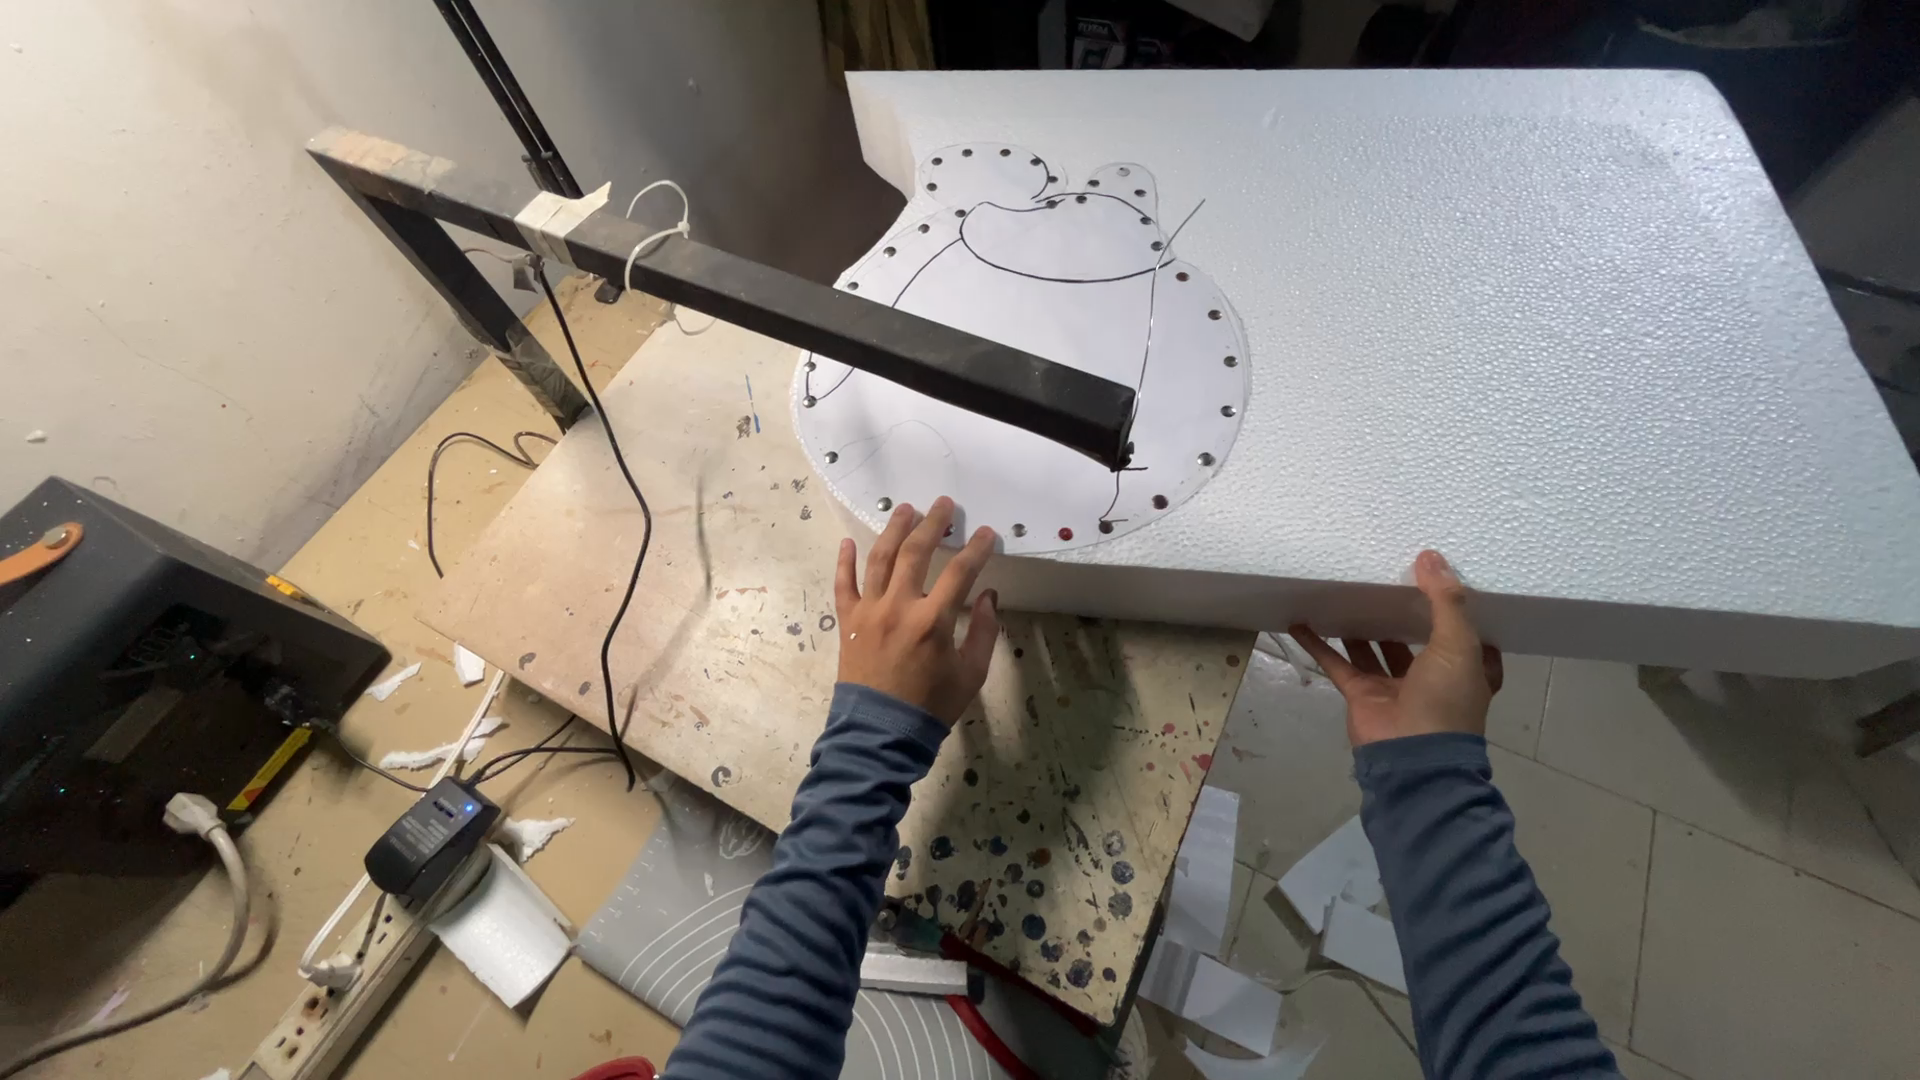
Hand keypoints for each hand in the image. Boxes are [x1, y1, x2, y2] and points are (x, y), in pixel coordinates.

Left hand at [835, 497, 998, 725]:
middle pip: (915, 553)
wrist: (880, 733)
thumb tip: (990, 596)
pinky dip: (844, 562)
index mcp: (933, 621)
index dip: (976, 549)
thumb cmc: (931, 706)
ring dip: (892, 530)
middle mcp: (899, 607)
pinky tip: (847, 542)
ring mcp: (869, 611)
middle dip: (932, 524)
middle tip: (943, 504)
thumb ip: (985, 632)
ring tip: (905, 509)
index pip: (960, 572)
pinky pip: (843, 585)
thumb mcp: (971, 675)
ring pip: (879, 559)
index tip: (986, 533)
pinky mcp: (848, 622)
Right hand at [1289, 550, 1503, 747]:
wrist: (1411, 755)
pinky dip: (1318, 644)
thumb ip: (1445, 601)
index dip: (1456, 613)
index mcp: (1465, 668)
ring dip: (1358, 626)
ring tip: (1343, 595)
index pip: (1466, 637)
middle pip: (1414, 639)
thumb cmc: (1446, 700)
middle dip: (1401, 614)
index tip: (1441, 585)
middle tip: (1382, 580)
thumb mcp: (1457, 645)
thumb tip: (1431, 557)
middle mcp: (1431, 676)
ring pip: (1373, 648)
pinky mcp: (1360, 692)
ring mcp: (1392, 685)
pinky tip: (1300, 623)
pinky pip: (1336, 662)